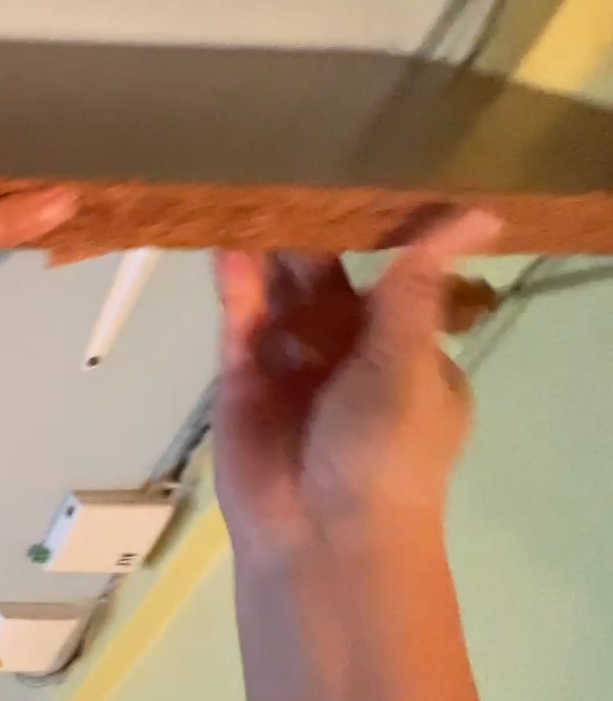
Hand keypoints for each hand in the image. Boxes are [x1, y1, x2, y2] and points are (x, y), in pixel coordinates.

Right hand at [212, 211, 499, 560]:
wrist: (315, 524)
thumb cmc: (383, 452)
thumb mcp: (408, 368)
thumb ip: (414, 294)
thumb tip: (472, 214)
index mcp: (402, 347)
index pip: (392, 278)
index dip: (382, 233)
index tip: (370, 180)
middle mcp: (343, 350)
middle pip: (326, 282)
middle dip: (315, 237)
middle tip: (296, 176)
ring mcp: (286, 364)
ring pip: (277, 298)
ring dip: (268, 255)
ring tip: (253, 198)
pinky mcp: (238, 379)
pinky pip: (239, 325)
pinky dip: (235, 289)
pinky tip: (228, 250)